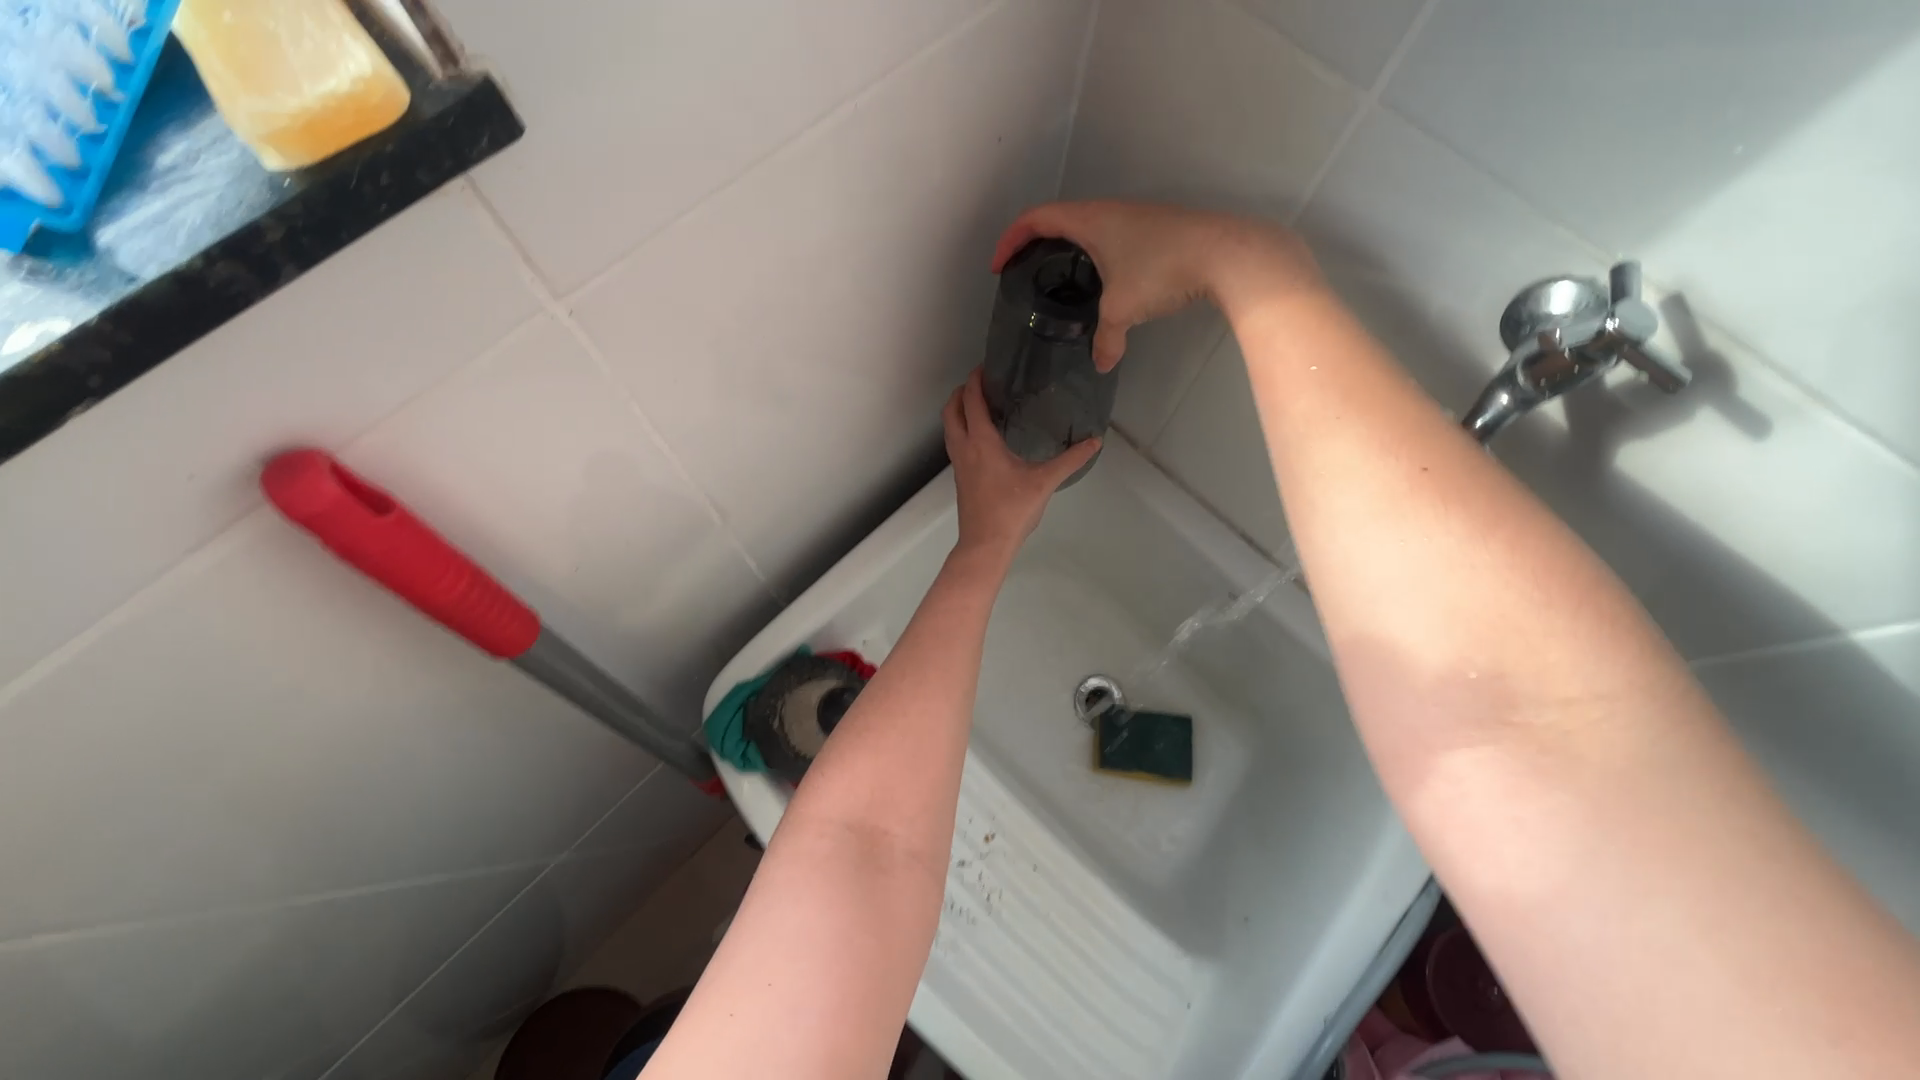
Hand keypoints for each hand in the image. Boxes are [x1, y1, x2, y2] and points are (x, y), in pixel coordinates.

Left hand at [943, 369, 1098, 560]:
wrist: (985, 545)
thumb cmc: (1012, 510)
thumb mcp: (1045, 482)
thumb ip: (1070, 460)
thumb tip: (1094, 442)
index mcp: (981, 442)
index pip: (972, 401)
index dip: (976, 380)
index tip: (986, 366)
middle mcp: (964, 448)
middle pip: (951, 409)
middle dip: (962, 392)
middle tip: (981, 383)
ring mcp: (959, 464)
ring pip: (949, 427)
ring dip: (959, 410)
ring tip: (980, 405)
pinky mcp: (960, 477)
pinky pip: (955, 443)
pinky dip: (962, 429)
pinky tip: (983, 437)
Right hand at [992, 200, 1322, 369]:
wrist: (1225, 254)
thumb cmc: (1163, 269)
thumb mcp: (1123, 309)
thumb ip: (1106, 338)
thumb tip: (1102, 363)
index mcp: (1090, 220)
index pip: (1035, 219)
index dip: (1010, 240)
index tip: (998, 266)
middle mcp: (1109, 212)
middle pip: (1060, 220)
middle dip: (1037, 245)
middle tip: (1026, 273)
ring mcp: (1135, 219)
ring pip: (1090, 229)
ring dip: (1070, 250)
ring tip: (1063, 282)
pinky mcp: (1157, 231)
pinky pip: (1113, 239)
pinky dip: (1098, 257)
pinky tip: (1107, 284)